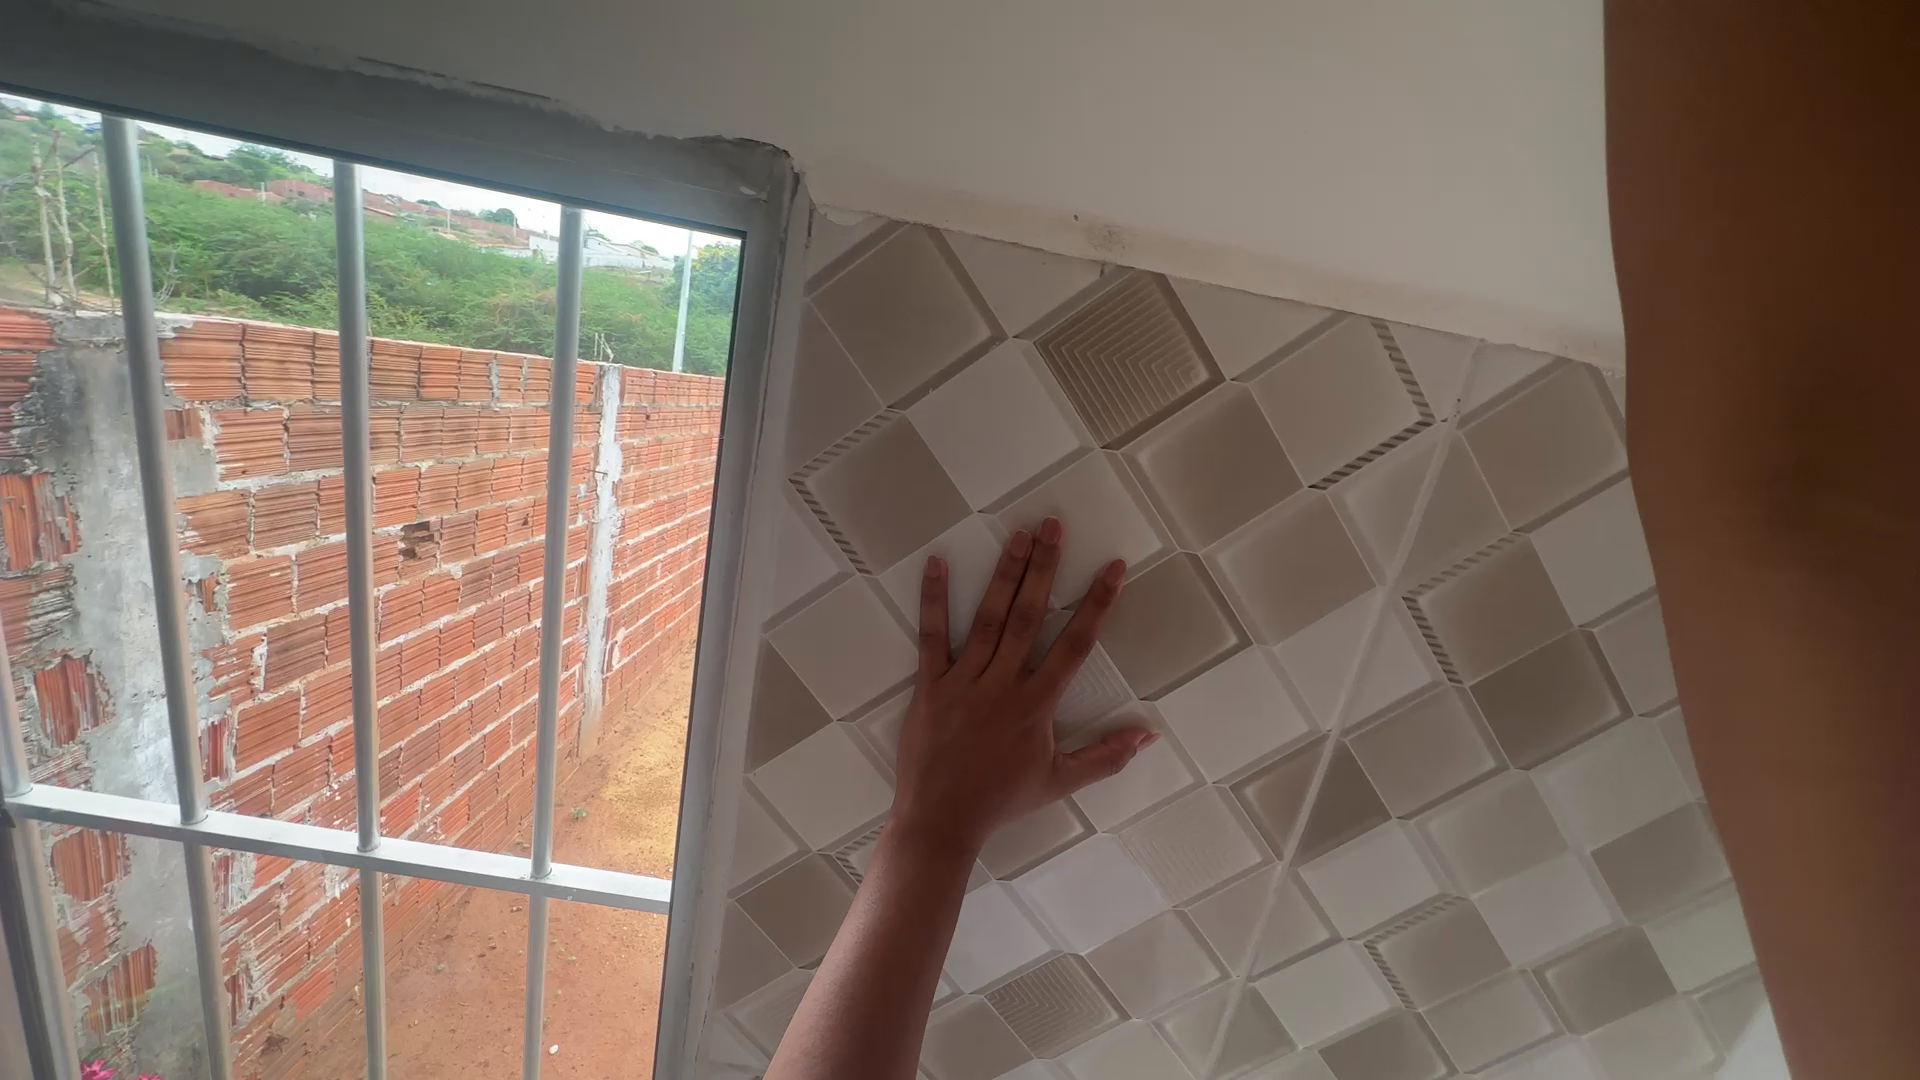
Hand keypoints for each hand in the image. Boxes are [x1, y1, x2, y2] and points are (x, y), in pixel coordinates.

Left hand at [887, 517, 1156, 857]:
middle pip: (1028, 616)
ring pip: (988, 619)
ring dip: (1004, 574)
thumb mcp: (1060, 781)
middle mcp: (1004, 682)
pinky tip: (937, 563)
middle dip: (1044, 568)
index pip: (1076, 644)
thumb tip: (1149, 734)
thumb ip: (1106, 756)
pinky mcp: (930, 684)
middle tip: (1052, 525)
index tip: (1113, 567)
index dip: (1097, 604)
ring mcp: (965, 680)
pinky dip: (934, 600)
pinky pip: (932, 637)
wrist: (942, 820)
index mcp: (1038, 703)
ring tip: (1017, 535)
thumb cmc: (1002, 799)